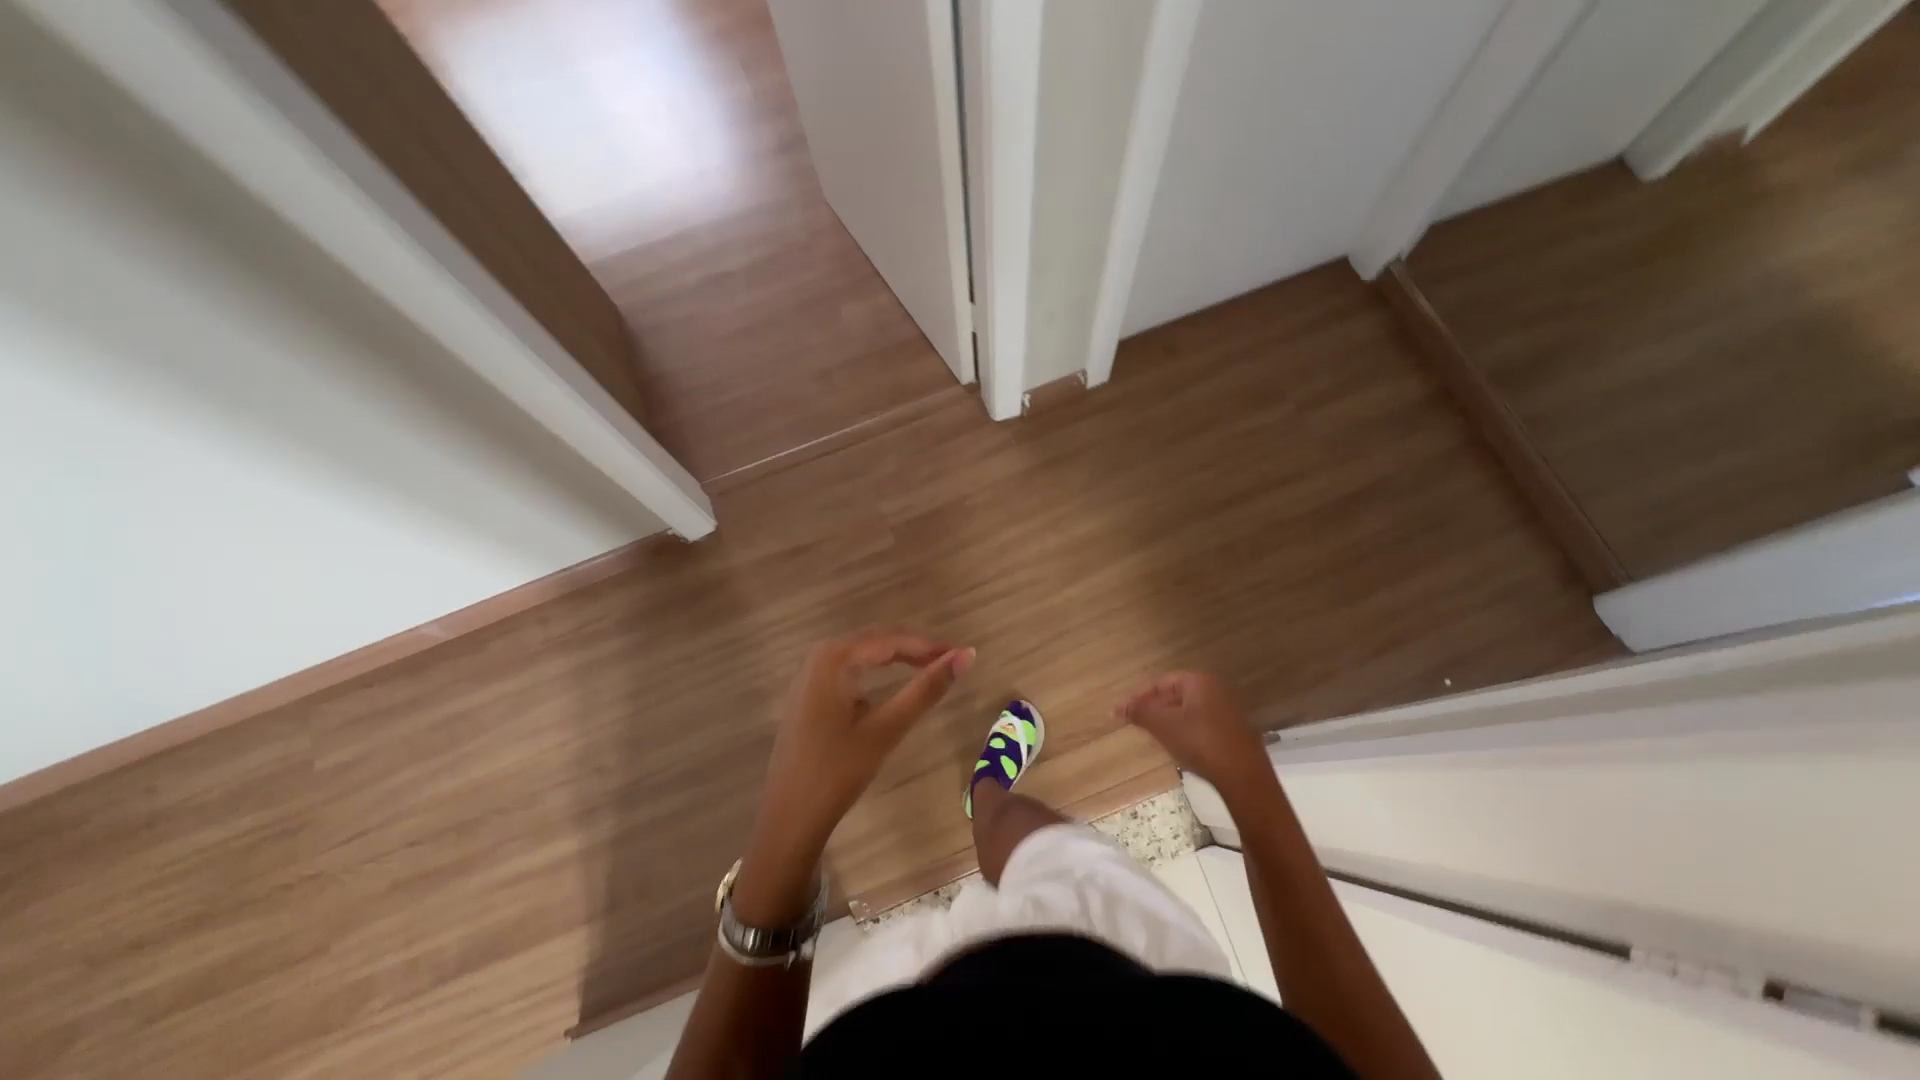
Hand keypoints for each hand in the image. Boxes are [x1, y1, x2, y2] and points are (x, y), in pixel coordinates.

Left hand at [735, 629, 972, 921]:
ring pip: (864, 653)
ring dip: (899, 657)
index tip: (965, 654)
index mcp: (835, 659)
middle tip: (953, 661)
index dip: (931, 645)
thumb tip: (967, 657)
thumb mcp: (886, 729)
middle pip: (877, 639)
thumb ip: (926, 690)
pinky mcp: (810, 694)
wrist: (790, 815)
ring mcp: (811, 675)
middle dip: (916, 647)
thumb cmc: (838, 771)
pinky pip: (851, 668)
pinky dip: (878, 670)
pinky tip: (896, 683)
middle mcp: (819, 657)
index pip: (892, 639)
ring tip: (932, 668)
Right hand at [1116, 672, 1268, 792]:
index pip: (1162, 682)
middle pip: (1177, 694)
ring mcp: (1229, 710)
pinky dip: (1188, 730)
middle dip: (1155, 708)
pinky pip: (1204, 723)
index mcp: (1199, 682)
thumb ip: (1140, 712)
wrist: (1244, 776)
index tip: (1124, 713)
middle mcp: (1217, 689)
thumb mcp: (1164, 726)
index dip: (1140, 696)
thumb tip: (1118, 706)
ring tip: (1155, 737)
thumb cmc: (1200, 743)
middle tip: (1137, 724)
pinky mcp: (1236, 730)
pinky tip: (1181, 747)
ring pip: (1190, 710)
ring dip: (1171, 721)